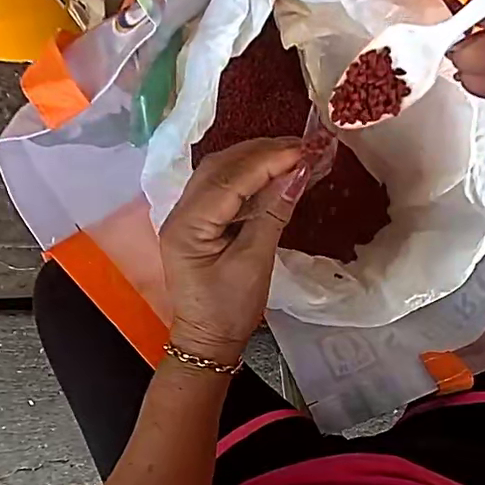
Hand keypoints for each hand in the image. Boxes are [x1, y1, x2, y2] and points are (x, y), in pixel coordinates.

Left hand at [160, 138, 310, 364]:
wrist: (207, 340)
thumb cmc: (229, 310)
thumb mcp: (255, 263)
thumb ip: (273, 214)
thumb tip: (299, 173)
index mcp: (188, 225)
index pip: (229, 179)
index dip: (268, 160)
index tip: (305, 149)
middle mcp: (180, 212)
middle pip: (220, 167)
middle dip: (262, 152)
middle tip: (303, 145)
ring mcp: (186, 215)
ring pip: (219, 173)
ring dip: (255, 159)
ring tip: (292, 153)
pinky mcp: (197, 222)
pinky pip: (221, 188)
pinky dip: (248, 176)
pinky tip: (272, 172)